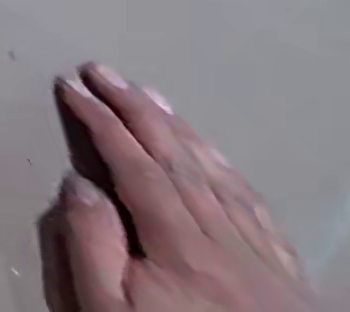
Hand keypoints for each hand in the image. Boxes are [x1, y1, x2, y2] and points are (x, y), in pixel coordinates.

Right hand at [56, 63, 315, 311]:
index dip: (100, 120)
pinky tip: (210, 154)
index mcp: (184, 253)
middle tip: (102, 70)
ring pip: (222, 182)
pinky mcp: (290, 281)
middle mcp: (233, 250)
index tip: (68, 85)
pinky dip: (228, 173)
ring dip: (181, 132)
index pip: (136, 167)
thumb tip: (78, 181)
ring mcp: (269, 265)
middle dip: (137, 111)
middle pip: (181, 164)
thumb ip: (91, 243)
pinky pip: (258, 213)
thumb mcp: (105, 306)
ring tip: (149, 96)